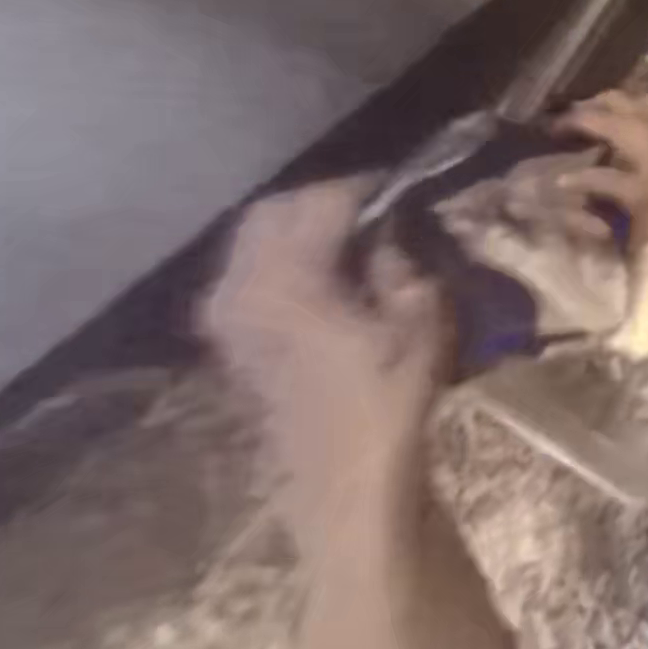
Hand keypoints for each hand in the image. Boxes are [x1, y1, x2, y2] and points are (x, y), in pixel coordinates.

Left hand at [200, 179, 449, 542]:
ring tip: (358, 228)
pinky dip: (288, 251)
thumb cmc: (391, 394)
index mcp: (289, 281)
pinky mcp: (231, 332)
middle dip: (325, 197)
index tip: (404, 180)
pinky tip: (329, 265)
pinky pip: (250, 267)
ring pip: (255, 237)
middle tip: (379, 200)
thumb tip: (393, 234)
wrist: (345, 468)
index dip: (366, 186)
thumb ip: (403, 267)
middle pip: (272, 212)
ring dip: (303, 223)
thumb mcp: (421, 321)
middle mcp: (240, 286)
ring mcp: (226, 311)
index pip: (322, 204)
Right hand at [554, 90, 647, 210]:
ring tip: (600, 119)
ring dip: (611, 104)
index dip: (567, 122)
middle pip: (609, 98)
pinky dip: (632, 109)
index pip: (587, 117)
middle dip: (588, 105)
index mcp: (627, 128)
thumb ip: (599, 183)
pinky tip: (634, 126)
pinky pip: (647, 105)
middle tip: (574, 121)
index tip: (550, 132)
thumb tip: (562, 180)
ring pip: (630, 97)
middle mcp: (643, 113)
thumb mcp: (635, 192)